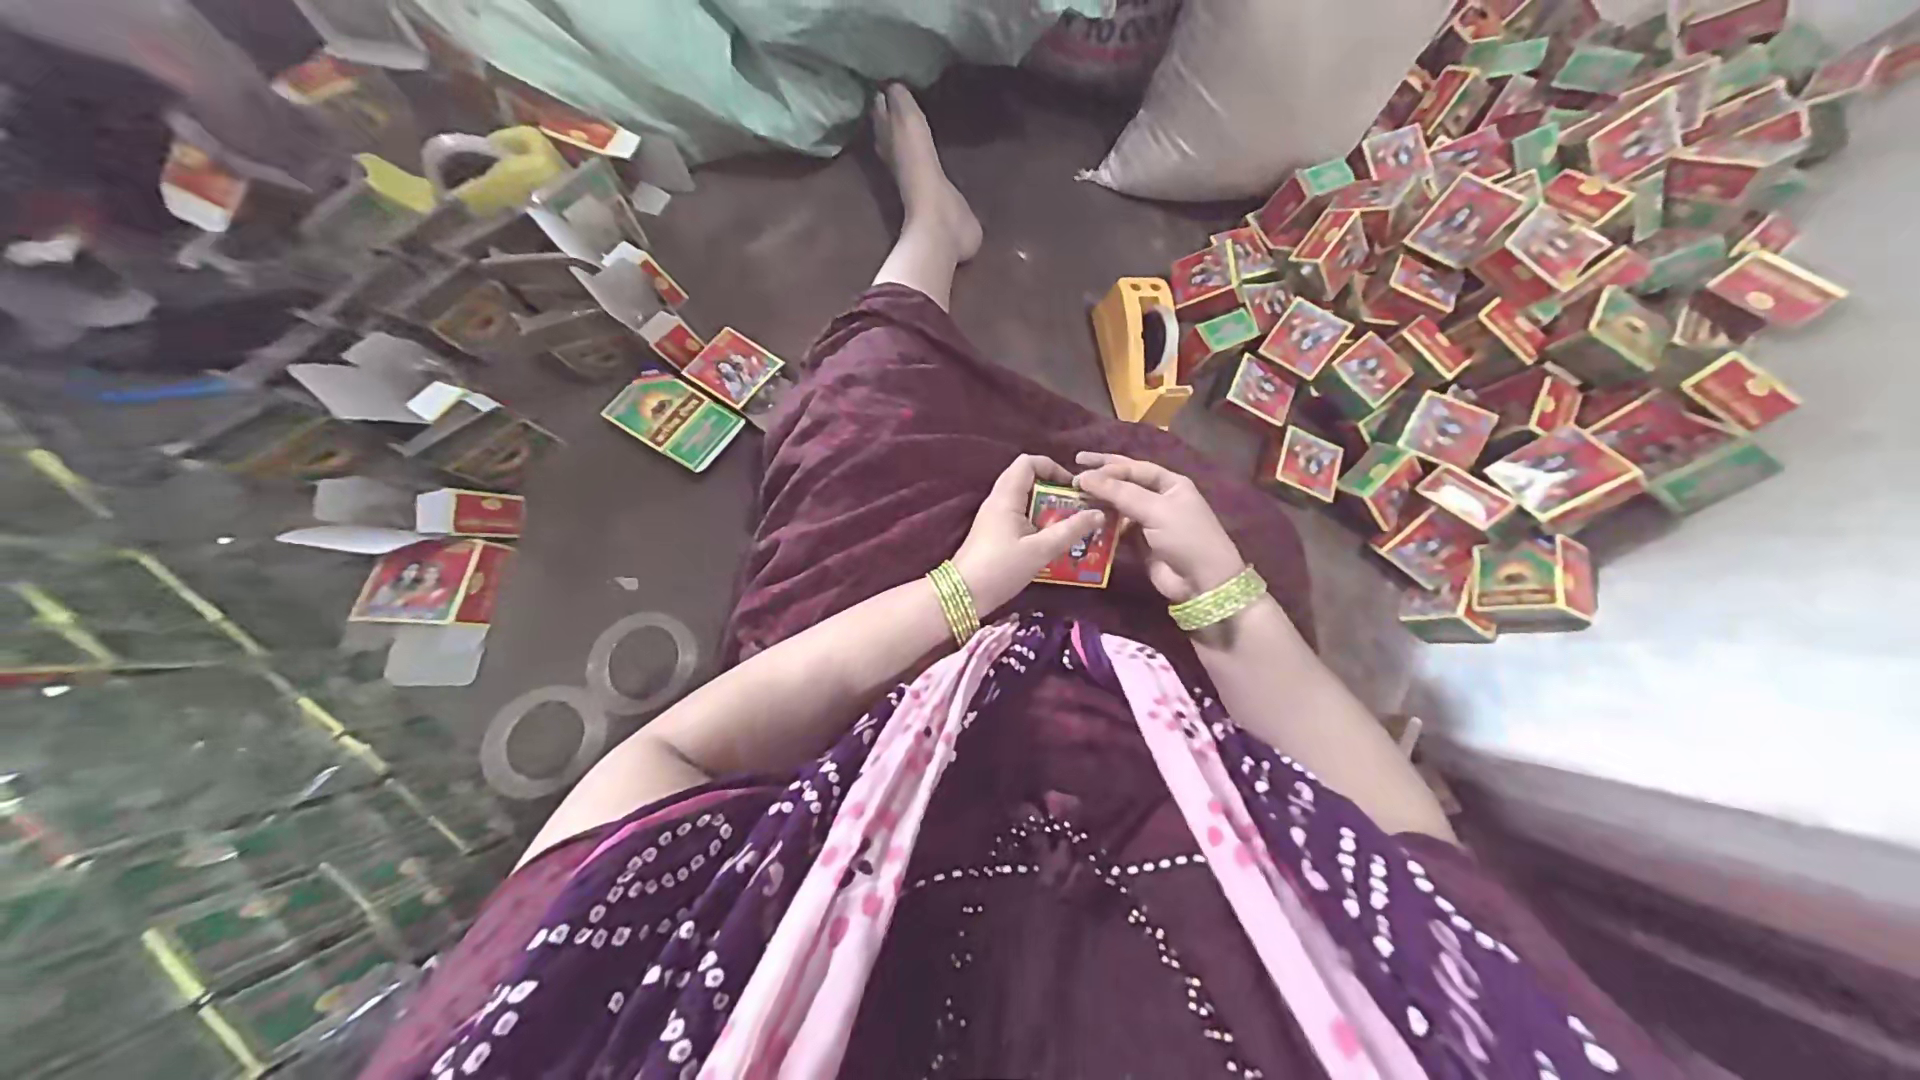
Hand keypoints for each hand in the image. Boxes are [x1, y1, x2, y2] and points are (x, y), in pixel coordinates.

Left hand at [952, 454, 1105, 612]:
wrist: (962, 595)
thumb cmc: (1000, 568)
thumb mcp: (1040, 550)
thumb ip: (1070, 530)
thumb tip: (1098, 513)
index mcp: (1006, 497)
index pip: (1028, 462)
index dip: (1052, 467)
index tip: (1072, 487)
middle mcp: (998, 501)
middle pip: (1028, 480)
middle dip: (1054, 490)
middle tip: (1076, 508)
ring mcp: (994, 518)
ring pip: (1025, 501)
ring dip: (1048, 509)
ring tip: (1070, 526)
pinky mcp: (993, 534)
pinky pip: (1019, 517)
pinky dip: (1037, 523)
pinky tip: (1051, 542)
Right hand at [1073, 452, 1244, 603]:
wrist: (1202, 582)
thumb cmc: (1185, 537)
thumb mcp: (1155, 509)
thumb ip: (1119, 493)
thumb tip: (1084, 477)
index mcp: (1169, 484)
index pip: (1134, 468)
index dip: (1107, 465)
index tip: (1080, 465)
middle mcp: (1159, 499)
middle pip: (1125, 484)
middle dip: (1100, 480)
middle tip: (1072, 476)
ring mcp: (1149, 521)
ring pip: (1118, 507)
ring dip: (1098, 503)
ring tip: (1073, 500)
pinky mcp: (1139, 543)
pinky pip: (1116, 529)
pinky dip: (1102, 526)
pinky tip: (1085, 522)